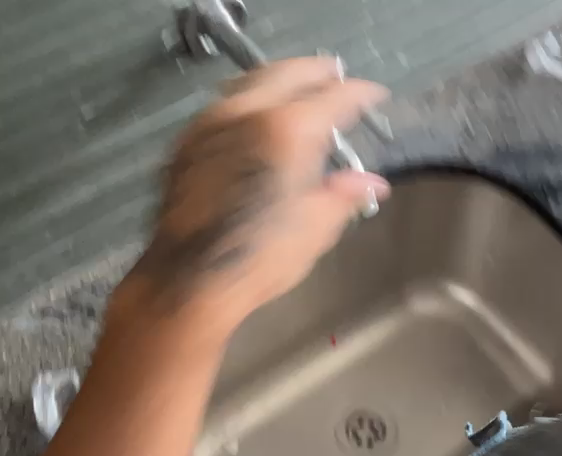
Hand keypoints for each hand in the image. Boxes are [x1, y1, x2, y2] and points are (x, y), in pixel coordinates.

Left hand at [117, 56, 389, 331]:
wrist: (194, 277)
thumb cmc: (260, 257)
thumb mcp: (317, 227)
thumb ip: (345, 194)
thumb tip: (370, 183)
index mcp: (287, 130)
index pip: (334, 97)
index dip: (359, 94)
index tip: (373, 95)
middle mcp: (246, 113)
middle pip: (287, 74)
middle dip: (315, 73)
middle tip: (335, 77)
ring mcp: (211, 123)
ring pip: (249, 82)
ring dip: (278, 81)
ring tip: (297, 91)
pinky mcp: (188, 142)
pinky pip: (224, 106)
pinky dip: (248, 102)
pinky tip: (256, 120)